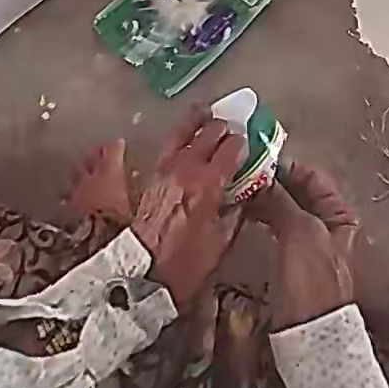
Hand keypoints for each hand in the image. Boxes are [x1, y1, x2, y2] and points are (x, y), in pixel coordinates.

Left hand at [132, 110, 246, 309]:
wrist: (141, 275)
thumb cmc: (184, 264)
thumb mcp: (221, 243)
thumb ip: (235, 215)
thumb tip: (243, 200)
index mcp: (207, 184)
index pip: (230, 150)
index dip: (241, 143)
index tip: (248, 142)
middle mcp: (186, 169)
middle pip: (207, 134)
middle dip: (221, 127)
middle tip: (231, 125)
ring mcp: (166, 170)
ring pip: (182, 133)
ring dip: (196, 121)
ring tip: (205, 112)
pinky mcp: (152, 177)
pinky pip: (168, 146)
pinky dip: (179, 135)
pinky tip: (184, 136)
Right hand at [249, 162, 360, 329]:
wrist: (308, 334)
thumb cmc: (312, 279)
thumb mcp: (301, 232)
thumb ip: (281, 201)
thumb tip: (260, 177)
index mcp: (340, 215)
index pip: (314, 178)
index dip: (289, 166)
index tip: (260, 159)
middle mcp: (328, 225)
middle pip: (298, 193)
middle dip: (273, 182)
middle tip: (244, 172)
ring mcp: (309, 243)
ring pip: (285, 209)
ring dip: (265, 197)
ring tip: (239, 188)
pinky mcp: (291, 259)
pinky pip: (276, 227)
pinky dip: (262, 216)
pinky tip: (244, 210)